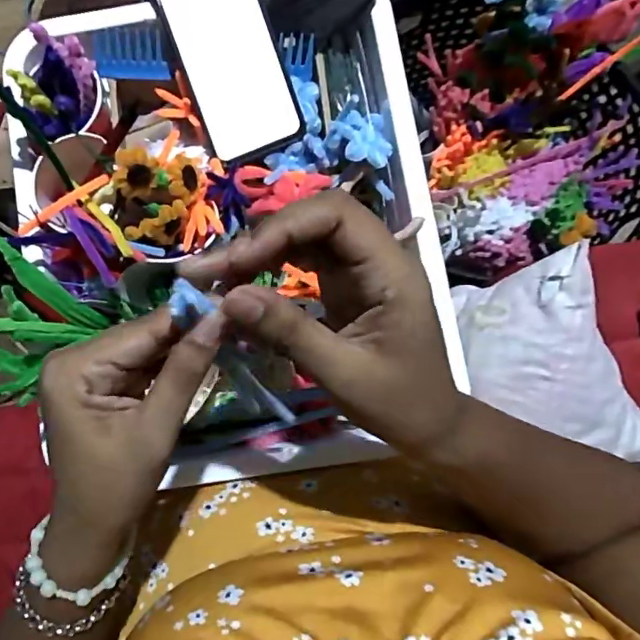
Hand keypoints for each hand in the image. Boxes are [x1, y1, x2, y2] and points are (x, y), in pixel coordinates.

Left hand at [39, 307, 222, 538]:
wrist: (92, 530)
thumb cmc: (118, 486)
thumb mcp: (156, 427)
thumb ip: (185, 371)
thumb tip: (217, 319)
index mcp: (75, 366)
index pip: (142, 330)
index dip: (189, 315)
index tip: (233, 300)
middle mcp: (72, 358)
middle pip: (142, 336)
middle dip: (187, 330)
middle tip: (236, 317)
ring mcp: (83, 371)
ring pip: (144, 348)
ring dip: (181, 345)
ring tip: (227, 330)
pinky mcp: (97, 384)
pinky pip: (139, 365)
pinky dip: (168, 365)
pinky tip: (201, 354)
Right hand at [179, 191, 464, 452]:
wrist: (430, 424)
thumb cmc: (399, 402)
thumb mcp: (343, 373)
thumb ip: (289, 332)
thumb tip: (229, 297)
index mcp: (390, 269)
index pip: (335, 214)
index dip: (283, 227)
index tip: (239, 262)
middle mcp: (376, 257)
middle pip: (314, 219)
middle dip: (261, 238)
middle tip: (210, 271)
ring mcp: (359, 270)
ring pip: (304, 237)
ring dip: (260, 251)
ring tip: (216, 276)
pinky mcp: (344, 287)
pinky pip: (303, 262)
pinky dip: (270, 269)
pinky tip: (241, 285)